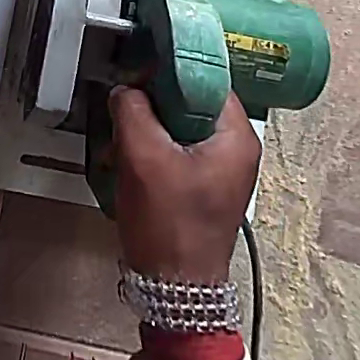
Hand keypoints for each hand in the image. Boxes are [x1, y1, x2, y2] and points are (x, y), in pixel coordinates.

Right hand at [108, 87, 259, 282]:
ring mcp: (221, 169)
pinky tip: (129, 158)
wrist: (175, 290)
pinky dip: (152, 147)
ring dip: (148, 126)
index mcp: (237, 136)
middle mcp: (236, 148)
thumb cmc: (167, 221)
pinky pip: (177, 148)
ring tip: (122, 135)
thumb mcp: (143, 156)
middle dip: (153, 101)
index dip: (169, 70)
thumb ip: (131, 109)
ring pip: (179, 125)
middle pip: (191, 101)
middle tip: (124, 105)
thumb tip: (125, 90)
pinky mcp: (203, 184)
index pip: (206, 78)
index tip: (137, 72)